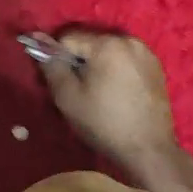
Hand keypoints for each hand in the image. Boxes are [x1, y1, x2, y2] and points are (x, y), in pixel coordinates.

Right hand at [35, 31, 179, 169]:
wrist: (150, 152)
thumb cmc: (105, 124)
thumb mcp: (68, 98)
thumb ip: (51, 66)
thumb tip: (36, 40)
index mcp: (107, 44)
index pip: (69, 39)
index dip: (60, 59)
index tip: (62, 83)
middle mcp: (128, 40)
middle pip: (90, 43)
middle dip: (80, 61)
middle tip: (80, 91)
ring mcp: (145, 53)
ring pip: (108, 51)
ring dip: (99, 65)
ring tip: (101, 94)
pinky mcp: (156, 67)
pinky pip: (126, 59)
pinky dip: (117, 70)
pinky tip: (119, 94)